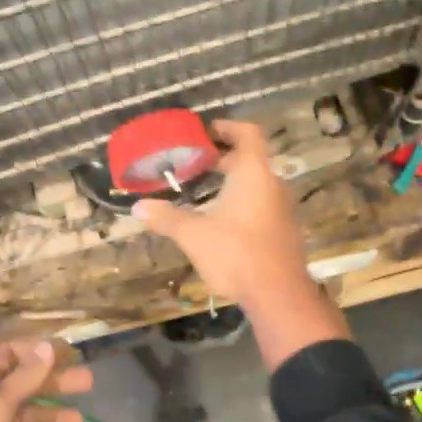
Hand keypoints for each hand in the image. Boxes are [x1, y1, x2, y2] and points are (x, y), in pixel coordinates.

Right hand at [131, 120, 310, 303]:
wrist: (278, 294)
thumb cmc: (236, 253)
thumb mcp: (193, 234)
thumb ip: (167, 218)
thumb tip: (139, 207)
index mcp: (253, 173)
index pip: (248, 134)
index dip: (228, 127)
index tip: (207, 131)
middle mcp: (272, 184)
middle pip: (251, 158)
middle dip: (224, 157)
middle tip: (195, 162)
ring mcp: (281, 208)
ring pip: (257, 183)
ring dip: (233, 181)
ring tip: (203, 190)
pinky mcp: (282, 230)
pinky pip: (262, 203)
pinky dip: (242, 201)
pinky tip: (220, 219)